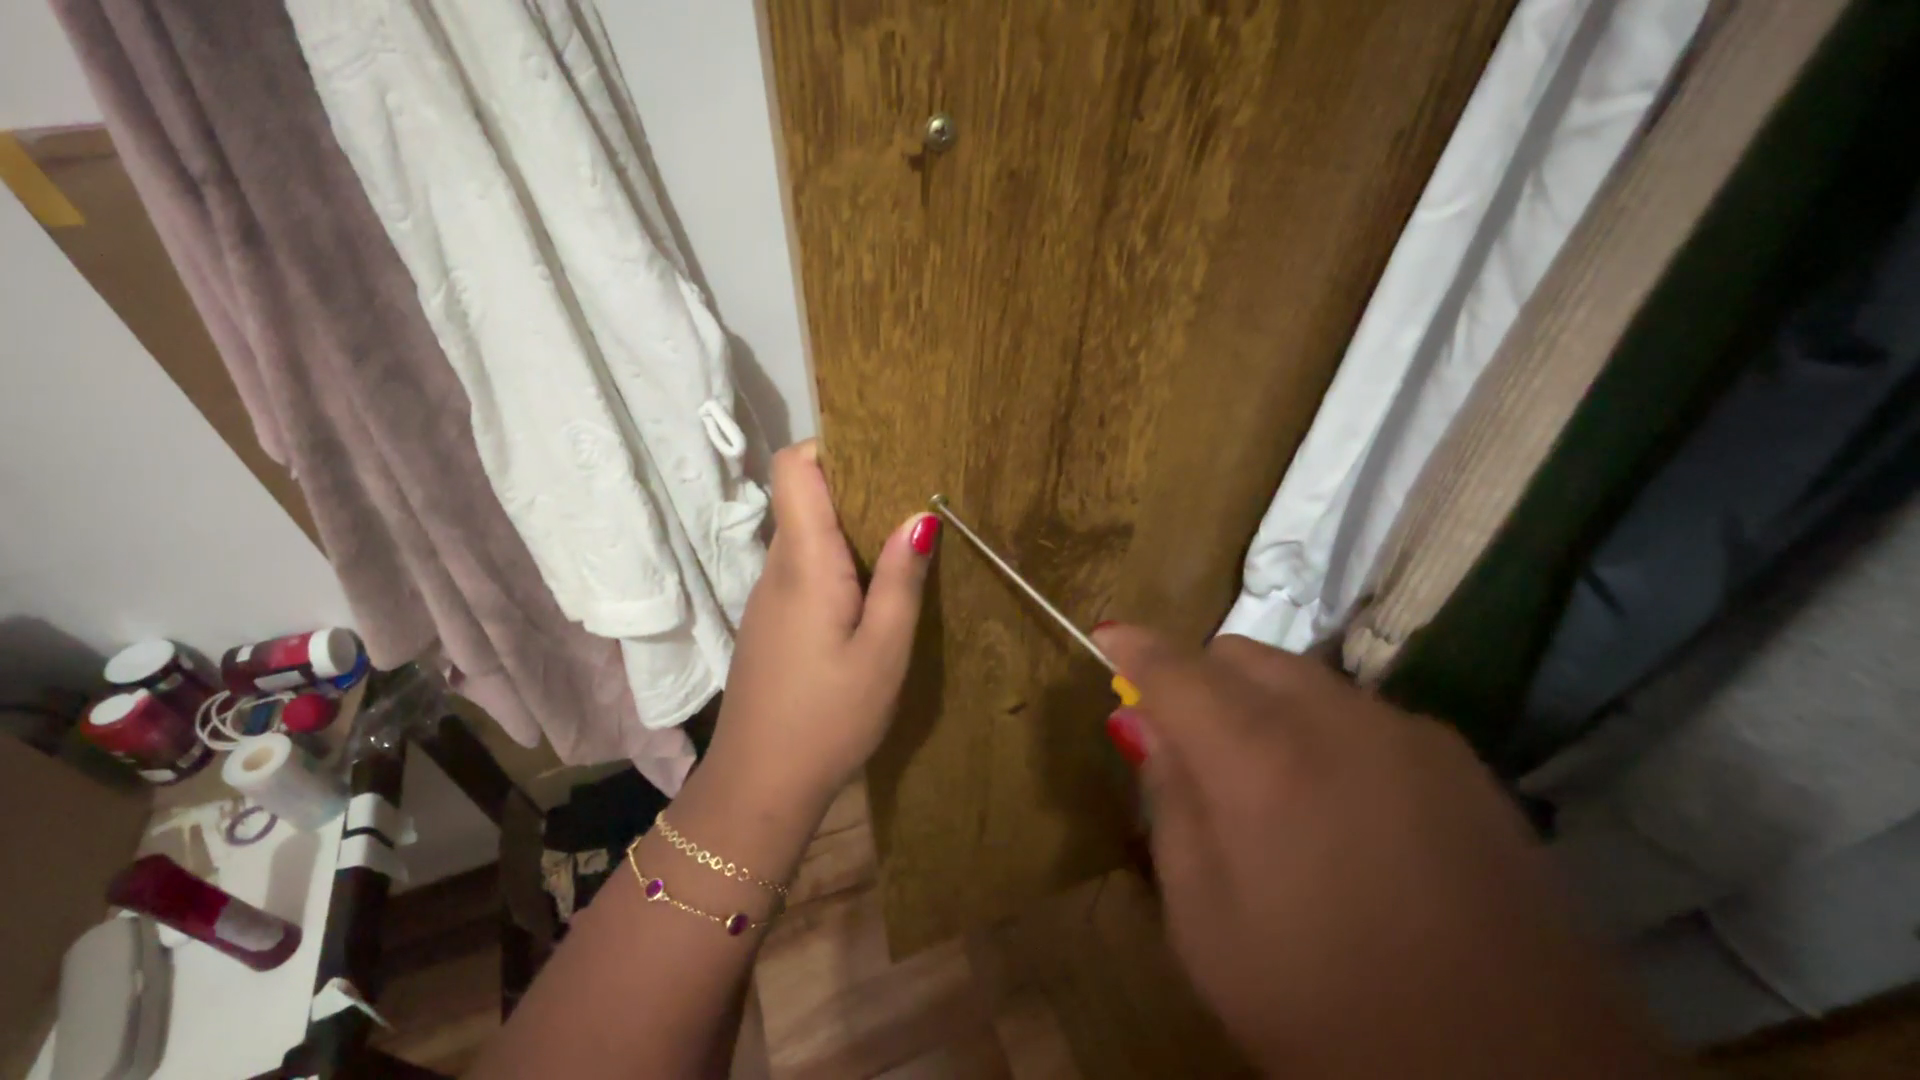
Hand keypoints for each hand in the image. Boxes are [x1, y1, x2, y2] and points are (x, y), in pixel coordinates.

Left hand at [708, 440, 937, 800]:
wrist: (760, 784)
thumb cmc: (829, 717)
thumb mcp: (883, 651)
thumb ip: (900, 579)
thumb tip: (919, 514)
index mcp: (805, 563)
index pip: (794, 469)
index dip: (831, 446)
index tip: (882, 454)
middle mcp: (778, 569)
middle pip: (803, 499)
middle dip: (855, 488)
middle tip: (914, 500)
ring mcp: (768, 598)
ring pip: (805, 537)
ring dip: (848, 530)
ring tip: (902, 545)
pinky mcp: (770, 625)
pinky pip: (802, 571)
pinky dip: (836, 564)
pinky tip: (871, 596)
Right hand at [1092, 625, 1669, 1077]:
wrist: (1518, 1069)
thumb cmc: (1325, 1005)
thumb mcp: (1206, 925)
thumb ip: (1171, 807)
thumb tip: (1145, 727)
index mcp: (1259, 758)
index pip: (1176, 670)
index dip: (1134, 648)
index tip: (1109, 637)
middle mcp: (1335, 719)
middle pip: (1244, 654)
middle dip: (1201, 679)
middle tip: (1188, 743)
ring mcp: (1407, 733)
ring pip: (1307, 679)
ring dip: (1264, 704)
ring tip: (1268, 784)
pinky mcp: (1462, 762)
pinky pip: (1365, 715)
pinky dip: (1325, 731)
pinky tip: (1343, 808)